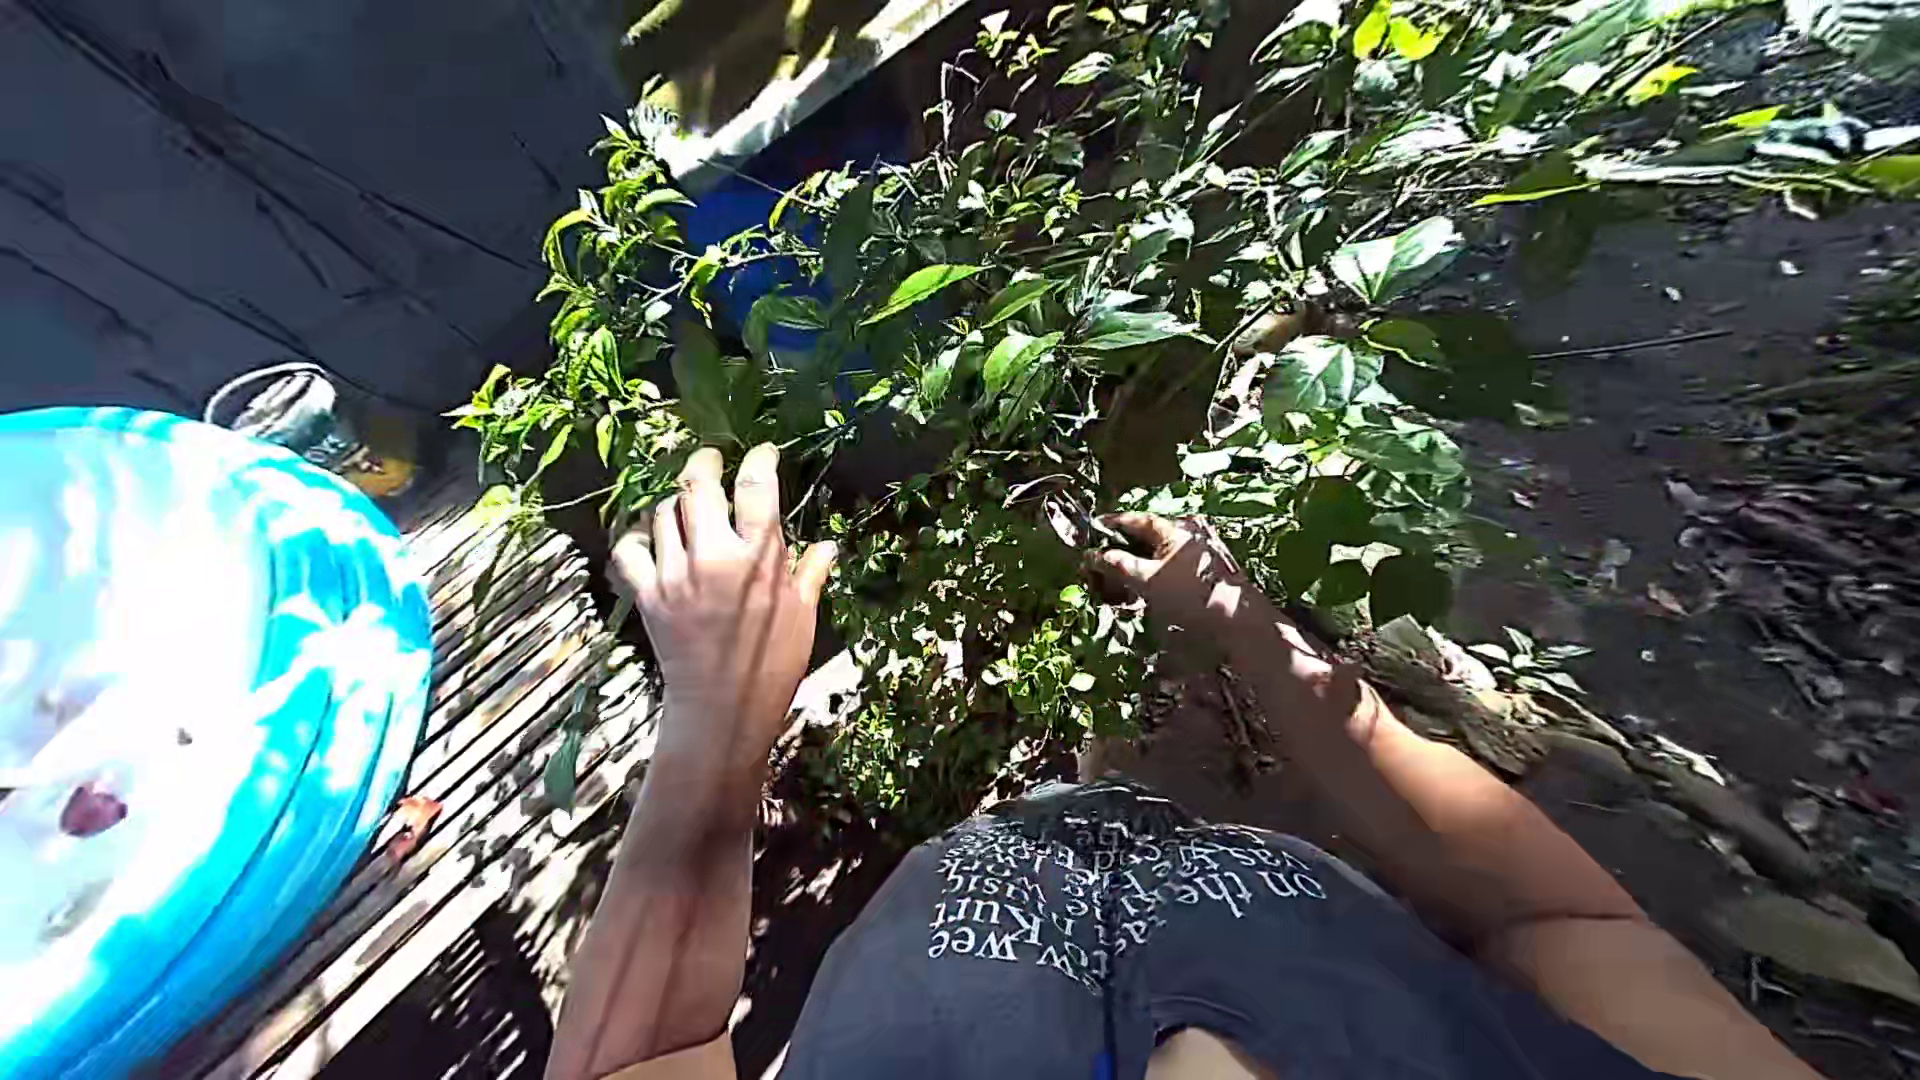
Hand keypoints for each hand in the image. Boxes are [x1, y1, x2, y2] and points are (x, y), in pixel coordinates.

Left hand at [610, 443, 835, 778]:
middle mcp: (714, 555)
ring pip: (664, 512)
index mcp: (759, 557)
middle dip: (705, 462)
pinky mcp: (648, 594)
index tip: (763, 452)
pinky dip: (636, 535)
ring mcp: (675, 573)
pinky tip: (649, 535)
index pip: (756, 488)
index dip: (759, 460)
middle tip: (713, 458)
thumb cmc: (775, 661)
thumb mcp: (803, 613)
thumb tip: (828, 545)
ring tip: (689, 501)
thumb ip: (811, 572)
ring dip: (678, 500)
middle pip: (698, 486)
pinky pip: (629, 549)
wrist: (724, 708)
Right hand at [1089, 512, 1252, 638]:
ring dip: (1135, 563)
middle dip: (1120, 549)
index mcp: (1175, 528)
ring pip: (1156, 552)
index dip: (1110, 525)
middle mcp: (1189, 532)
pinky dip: (1151, 572)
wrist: (1239, 623)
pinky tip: (1141, 590)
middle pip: (1144, 536)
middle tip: (1099, 563)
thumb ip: (1116, 564)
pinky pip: (1169, 564)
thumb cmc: (1191, 597)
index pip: (1134, 519)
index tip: (1090, 533)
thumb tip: (1090, 555)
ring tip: (1117, 581)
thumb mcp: (1147, 580)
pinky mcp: (1204, 569)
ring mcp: (1199, 550)